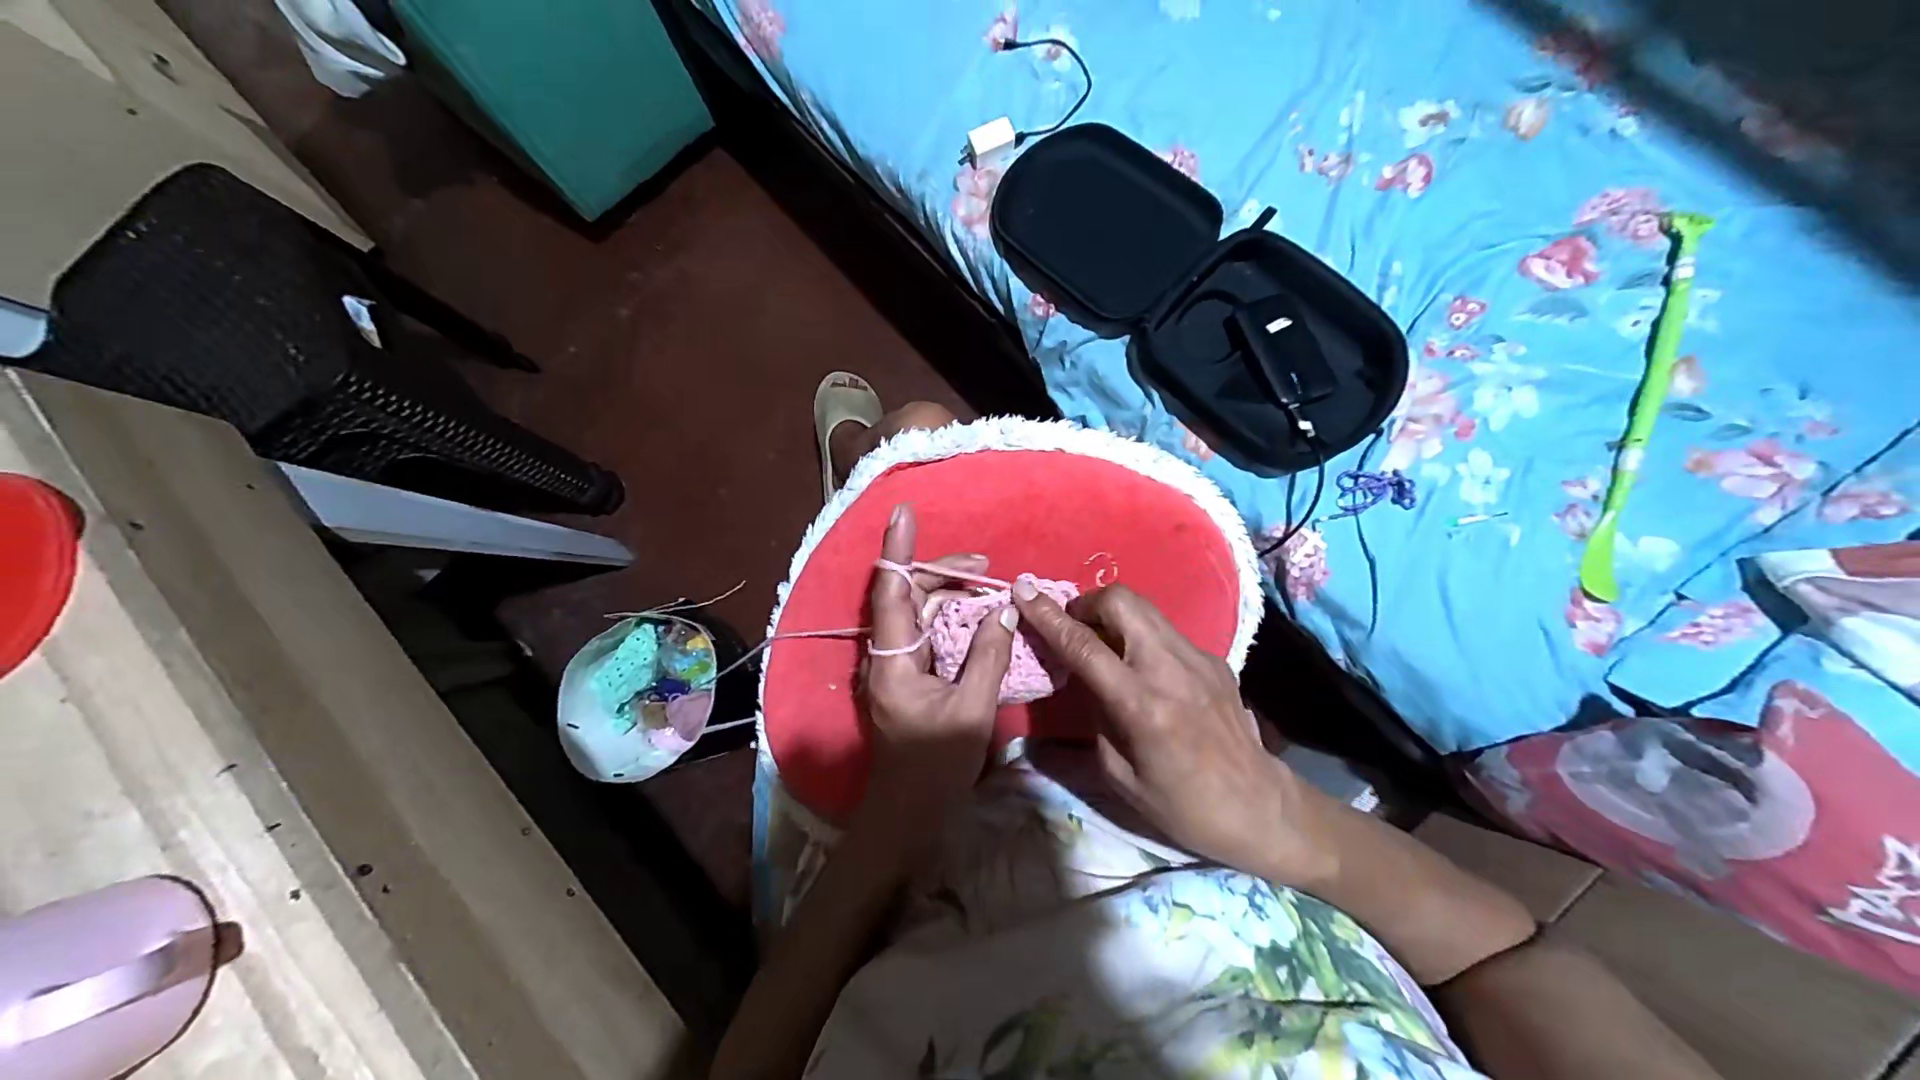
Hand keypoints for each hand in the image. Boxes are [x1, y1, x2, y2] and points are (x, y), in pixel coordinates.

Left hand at [860, 504, 1015, 812]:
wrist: (907, 810)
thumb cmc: (935, 765)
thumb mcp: (971, 710)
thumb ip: (988, 656)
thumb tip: (1005, 609)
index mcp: (893, 659)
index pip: (892, 591)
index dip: (898, 549)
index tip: (903, 512)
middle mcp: (887, 654)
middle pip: (909, 596)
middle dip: (943, 574)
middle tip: (986, 569)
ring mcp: (895, 664)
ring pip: (920, 614)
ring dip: (951, 597)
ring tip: (989, 590)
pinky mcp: (907, 674)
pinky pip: (928, 634)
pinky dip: (951, 620)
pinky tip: (978, 617)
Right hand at [1011, 581, 1331, 885]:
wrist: (1259, 807)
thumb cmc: (1182, 805)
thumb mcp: (1119, 775)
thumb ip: (1095, 717)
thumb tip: (1081, 680)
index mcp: (1142, 705)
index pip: (1084, 646)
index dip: (1048, 616)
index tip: (1023, 590)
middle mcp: (1171, 668)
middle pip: (1121, 601)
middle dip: (1087, 603)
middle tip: (1073, 628)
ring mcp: (1198, 658)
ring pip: (1144, 608)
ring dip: (1112, 614)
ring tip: (1101, 643)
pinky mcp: (1214, 659)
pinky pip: (1164, 630)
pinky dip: (1139, 635)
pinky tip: (1140, 667)